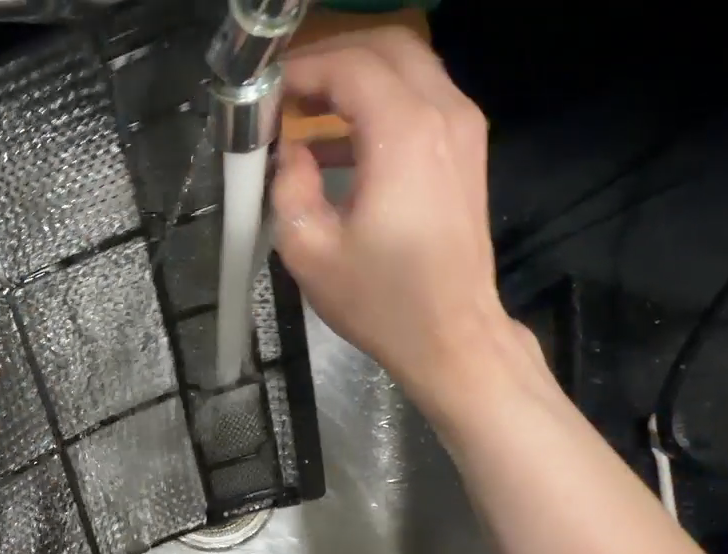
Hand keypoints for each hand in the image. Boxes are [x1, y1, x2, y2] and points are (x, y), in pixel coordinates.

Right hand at [270, 30, 537, 411]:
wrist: (449, 332)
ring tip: (303, 112)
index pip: (351, 67)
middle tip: (284, 91)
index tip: (264, 91)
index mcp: (404, 135)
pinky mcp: (464, 150)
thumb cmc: (378, 299)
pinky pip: (420, 99)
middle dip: (330, 59)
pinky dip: (377, 104)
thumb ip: (289, 188)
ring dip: (354, 79)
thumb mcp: (309, 251)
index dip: (302, 69)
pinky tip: (336, 142)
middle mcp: (443, 115)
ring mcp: (462, 129)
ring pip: (408, 67)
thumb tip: (287, 153)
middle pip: (387, 48)